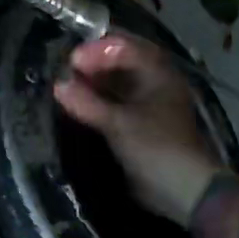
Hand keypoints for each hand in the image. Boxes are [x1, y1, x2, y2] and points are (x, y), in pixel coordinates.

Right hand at [53, 35, 222, 225]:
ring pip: (118, 87)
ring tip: (68, 89)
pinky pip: (115, 108)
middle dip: (94, 66)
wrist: (180, 189)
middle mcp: (155, 85)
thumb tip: (58, 85)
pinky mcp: (140, 129)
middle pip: (122, 65)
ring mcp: (148, 108)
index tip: (70, 60)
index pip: (126, 48)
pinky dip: (98, 105)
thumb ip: (87, 103)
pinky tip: (80, 109)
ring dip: (94, 86)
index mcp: (158, 74)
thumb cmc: (155, 147)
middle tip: (65, 72)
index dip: (97, 50)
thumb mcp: (118, 123)